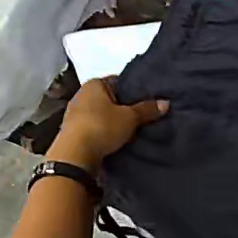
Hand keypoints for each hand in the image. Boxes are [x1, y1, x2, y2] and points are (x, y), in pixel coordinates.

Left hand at [47, 78, 167, 170]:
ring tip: (132, 131)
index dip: (134, 91)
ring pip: (101, 114)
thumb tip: (166, 103)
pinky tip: (115, 140)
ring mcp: (74, 113)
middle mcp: (81, 94)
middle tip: (143, 117)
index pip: (119, 81)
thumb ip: (147, 109)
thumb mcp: (129, 118)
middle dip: (124, 107)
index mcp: (94, 84)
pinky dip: (104, 132)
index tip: (147, 102)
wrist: (74, 155)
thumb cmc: (102, 127)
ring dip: (113, 122)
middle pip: (110, 99)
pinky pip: (94, 127)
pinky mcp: (72, 131)